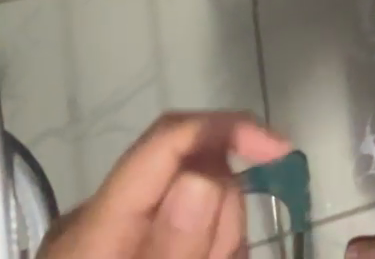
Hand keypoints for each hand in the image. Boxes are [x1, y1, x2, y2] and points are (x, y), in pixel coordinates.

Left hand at [39, 113, 291, 258]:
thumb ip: (172, 250)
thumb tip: (203, 177)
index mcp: (92, 229)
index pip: (165, 140)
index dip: (228, 127)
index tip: (281, 150)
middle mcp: (97, 221)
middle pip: (192, 168)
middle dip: (227, 210)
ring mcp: (109, 238)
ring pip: (201, 198)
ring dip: (223, 237)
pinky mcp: (125, 251)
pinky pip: (190, 229)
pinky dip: (212, 248)